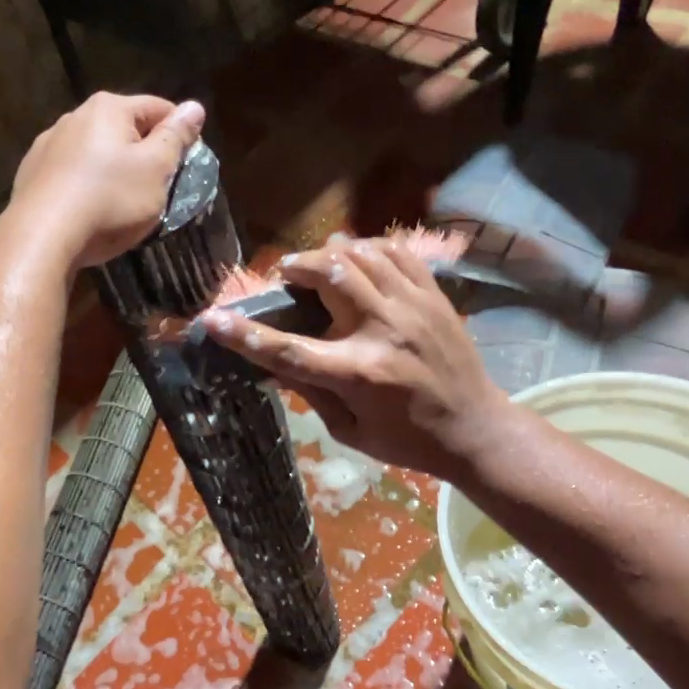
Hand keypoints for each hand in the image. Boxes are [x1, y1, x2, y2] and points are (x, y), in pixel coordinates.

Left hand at [2, 93, 206, 269]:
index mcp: (109, 108)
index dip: (179, 135)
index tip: (185, 166)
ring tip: (120, 203)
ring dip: (112, 169)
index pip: (159, 108)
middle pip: (124, 129)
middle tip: (156, 189)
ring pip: (94, 151)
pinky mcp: (31, 173)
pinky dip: (85, 185)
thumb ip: (175, 137)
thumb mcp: (155, 170)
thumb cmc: (109, 201)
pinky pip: (71, 173)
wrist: (42, 237)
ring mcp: (47, 144)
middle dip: (143, 154)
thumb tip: (194, 107)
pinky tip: (87, 210)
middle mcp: (74, 116)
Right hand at [197, 237, 509, 477]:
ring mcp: (414, 307)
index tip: (212, 319)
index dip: (244, 334)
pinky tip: (358, 260)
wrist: (476, 430)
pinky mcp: (434, 295)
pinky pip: (396, 252)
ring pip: (361, 254)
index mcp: (358, 374)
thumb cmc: (406, 440)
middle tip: (287, 277)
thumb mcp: (349, 430)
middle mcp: (384, 332)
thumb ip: (310, 390)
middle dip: (296, 268)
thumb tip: (272, 362)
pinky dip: (369, 248)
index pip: (287, 349)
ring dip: (330, 254)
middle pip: (329, 275)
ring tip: (318, 266)